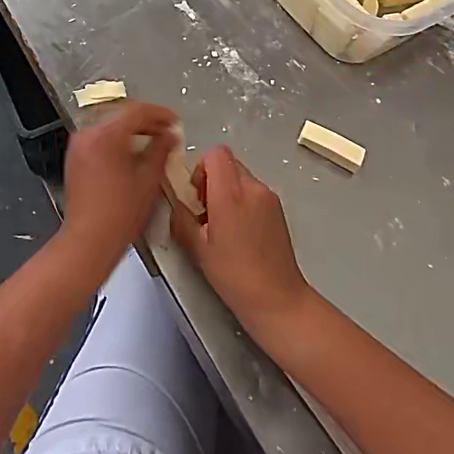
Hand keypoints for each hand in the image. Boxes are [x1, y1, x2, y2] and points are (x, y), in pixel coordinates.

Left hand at [57, 101, 177, 261]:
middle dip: (146, 121)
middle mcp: (88, 135)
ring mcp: (78, 146)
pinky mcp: (75, 158)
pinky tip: (132, 152)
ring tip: (153, 141)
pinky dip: (117, 140)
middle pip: (121, 115)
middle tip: (167, 130)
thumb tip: (169, 137)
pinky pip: (99, 138)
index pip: (137, 110)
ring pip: (110, 126)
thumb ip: (162, 150)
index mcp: (107, 135)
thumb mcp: (149, 179)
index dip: (160, 113)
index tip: (174, 120)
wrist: (89, 240)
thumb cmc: (118, 215)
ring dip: (132, 130)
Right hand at [170, 145, 314, 326]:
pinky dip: (241, 202)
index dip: (201, 167)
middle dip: (212, 180)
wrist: (277, 299)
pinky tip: (238, 232)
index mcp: (231, 194)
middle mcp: (253, 188)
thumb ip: (181, 218)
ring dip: (227, 192)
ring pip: (241, 178)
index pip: (216, 153)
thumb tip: (175, 203)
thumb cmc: (235, 277)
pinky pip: (253, 192)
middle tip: (204, 212)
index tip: (196, 193)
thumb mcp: (197, 249)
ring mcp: (269, 197)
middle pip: (228, 163)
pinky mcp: (278, 208)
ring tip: (221, 226)